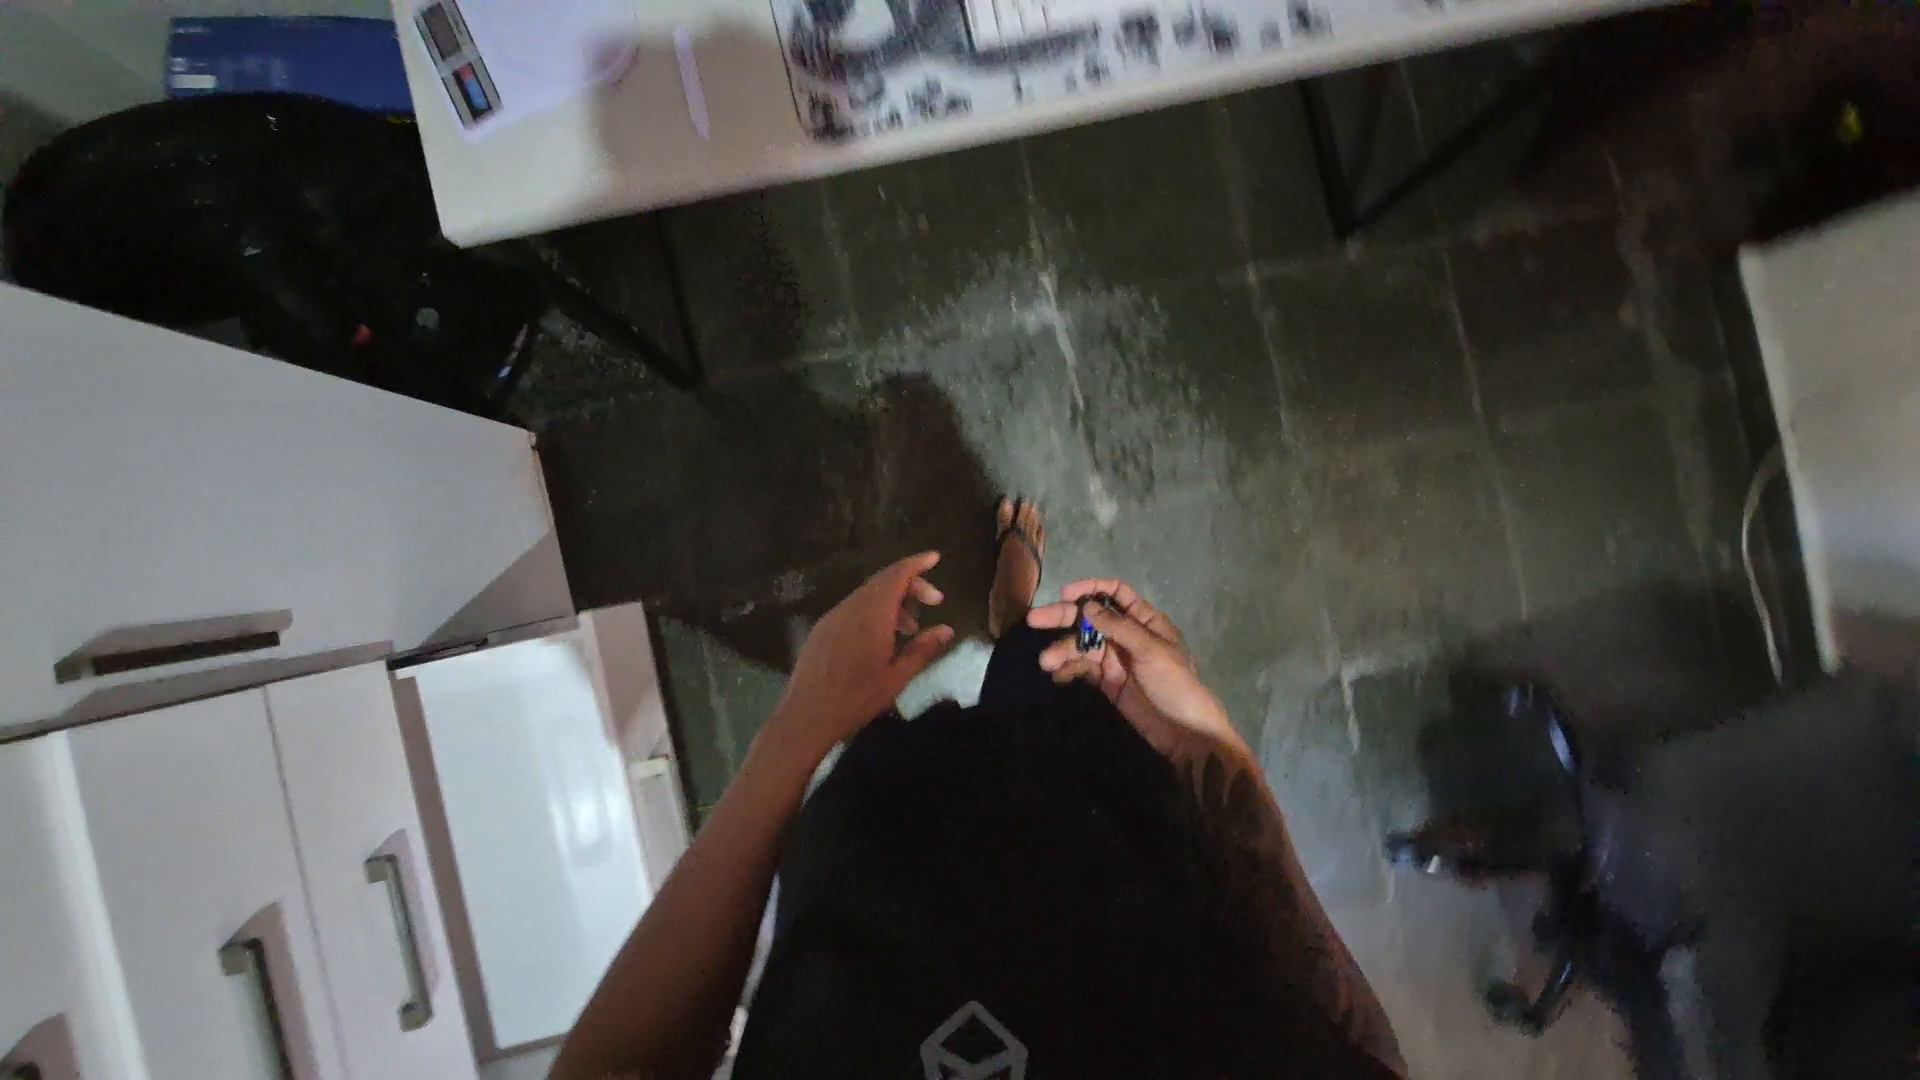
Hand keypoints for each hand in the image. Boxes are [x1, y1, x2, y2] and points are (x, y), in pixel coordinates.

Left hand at [770, 551, 953, 753]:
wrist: (806, 715)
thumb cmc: (857, 698)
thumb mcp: (898, 676)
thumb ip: (923, 649)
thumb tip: (947, 629)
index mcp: (872, 614)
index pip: (896, 575)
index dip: (917, 563)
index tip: (935, 558)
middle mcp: (851, 607)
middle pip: (883, 581)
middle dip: (910, 585)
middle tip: (934, 602)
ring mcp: (833, 616)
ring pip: (867, 595)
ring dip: (893, 602)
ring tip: (910, 628)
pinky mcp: (822, 629)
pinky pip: (853, 608)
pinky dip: (873, 611)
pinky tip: (881, 638)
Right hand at [1026, 580, 1245, 759]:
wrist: (1185, 732)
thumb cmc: (1175, 684)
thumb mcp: (1150, 650)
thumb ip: (1118, 627)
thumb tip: (1087, 606)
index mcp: (1144, 620)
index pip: (1115, 593)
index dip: (1091, 589)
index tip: (1066, 594)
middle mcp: (1127, 635)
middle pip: (1091, 618)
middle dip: (1064, 617)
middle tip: (1034, 619)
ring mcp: (1116, 659)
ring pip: (1082, 645)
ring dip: (1063, 650)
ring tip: (1046, 663)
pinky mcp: (1107, 682)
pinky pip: (1083, 669)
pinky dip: (1068, 670)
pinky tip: (1058, 677)